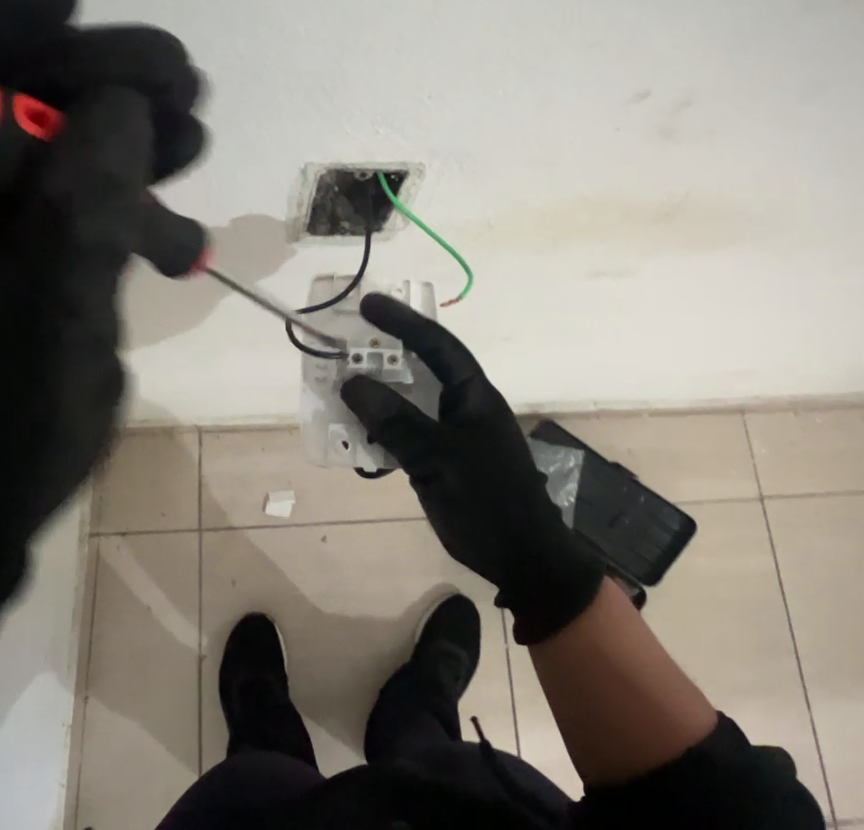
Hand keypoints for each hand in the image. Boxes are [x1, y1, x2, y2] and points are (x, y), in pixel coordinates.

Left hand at [0, 0, 204, 689]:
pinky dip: (139, 204)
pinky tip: (186, 240)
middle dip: (94, 70)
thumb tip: (125, 106)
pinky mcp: (36, 263)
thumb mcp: (40, 321)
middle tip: (181, 74)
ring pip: (55, 142)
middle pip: (2, 92)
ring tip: (199, 132)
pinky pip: (87, 203)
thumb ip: (80, 210)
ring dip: (129, 128)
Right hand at [340, 295, 602, 643]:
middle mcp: (464, 408)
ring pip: (409, 403)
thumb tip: (351, 382)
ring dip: (377, 395)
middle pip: (420, 369)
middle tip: (346, 344)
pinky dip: (380, 430)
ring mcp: (453, 436)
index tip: (367, 304)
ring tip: (341, 387)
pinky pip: (405, 434)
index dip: (403, 322)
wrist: (522, 558)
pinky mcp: (442, 462)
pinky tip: (357, 437)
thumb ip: (394, 420)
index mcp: (474, 396)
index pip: (437, 346)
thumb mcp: (438, 458)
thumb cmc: (488, 501)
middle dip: (384, 355)